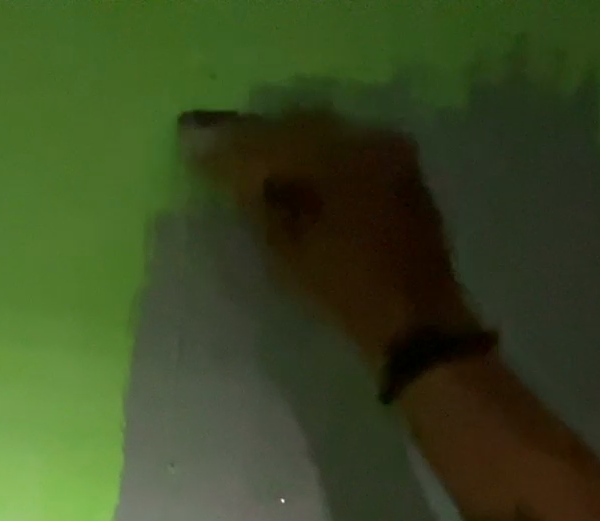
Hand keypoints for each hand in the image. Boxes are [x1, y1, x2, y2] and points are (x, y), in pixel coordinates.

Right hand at [178, 108, 484, 370]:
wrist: (412, 317)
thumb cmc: (344, 288)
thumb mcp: (287, 249)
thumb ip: (256, 199)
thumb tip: (223, 164)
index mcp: (335, 155)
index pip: (268, 136)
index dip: (224, 137)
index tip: (187, 131)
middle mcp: (364, 139)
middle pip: (297, 123)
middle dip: (252, 133)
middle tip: (214, 141)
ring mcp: (386, 152)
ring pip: (321, 132)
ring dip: (281, 140)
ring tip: (246, 154)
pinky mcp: (397, 170)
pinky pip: (342, 146)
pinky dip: (310, 153)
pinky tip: (290, 169)